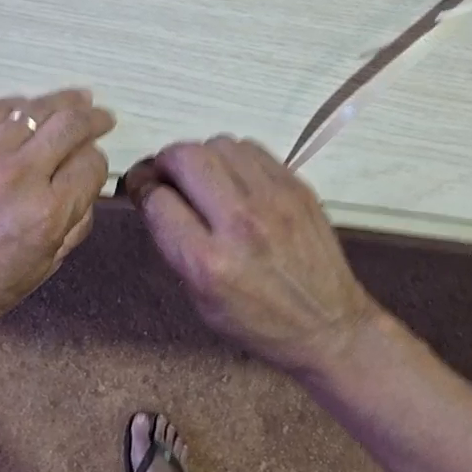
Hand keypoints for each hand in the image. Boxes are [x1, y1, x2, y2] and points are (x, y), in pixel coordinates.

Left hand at [0, 90, 113, 343]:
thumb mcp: (46, 266)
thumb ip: (76, 221)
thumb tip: (89, 183)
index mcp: (48, 212)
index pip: (92, 164)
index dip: (100, 162)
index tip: (94, 164)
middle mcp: (20, 174)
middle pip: (70, 125)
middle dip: (93, 118)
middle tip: (102, 116)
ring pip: (34, 109)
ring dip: (62, 103)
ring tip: (76, 99)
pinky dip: (18, 105)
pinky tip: (28, 107)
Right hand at [125, 137, 388, 376]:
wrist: (329, 326)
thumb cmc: (255, 322)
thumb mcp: (198, 297)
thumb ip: (173, 243)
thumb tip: (153, 194)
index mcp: (208, 262)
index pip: (157, 199)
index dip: (142, 190)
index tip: (142, 191)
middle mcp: (240, 223)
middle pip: (186, 157)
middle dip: (166, 163)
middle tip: (167, 178)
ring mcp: (274, 200)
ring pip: (218, 144)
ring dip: (200, 157)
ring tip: (203, 179)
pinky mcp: (297, 187)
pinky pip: (251, 149)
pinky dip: (232, 159)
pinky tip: (234, 181)